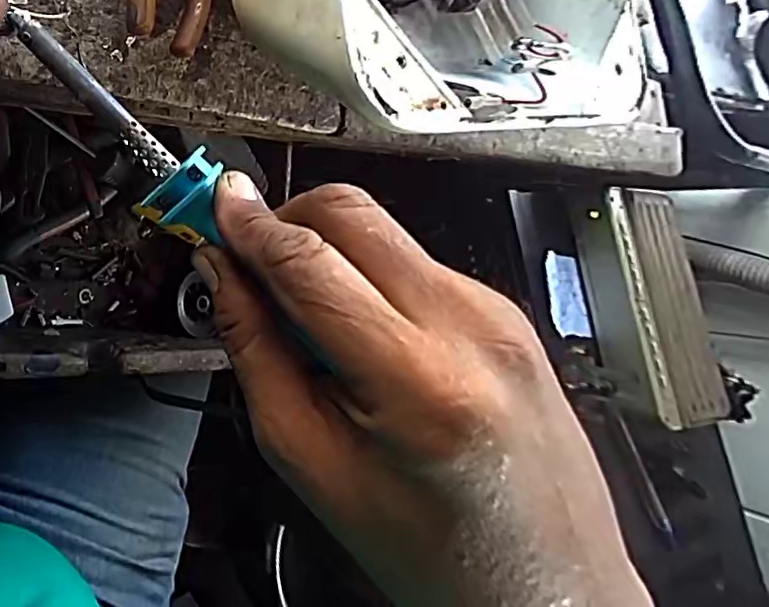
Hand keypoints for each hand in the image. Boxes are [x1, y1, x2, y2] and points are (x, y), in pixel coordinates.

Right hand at [196, 175, 649, 606]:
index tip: (218, 201)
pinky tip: (350, 320)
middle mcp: (468, 327)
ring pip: (376, 225)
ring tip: (300, 304)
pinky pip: (405, 254)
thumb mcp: (309, 456)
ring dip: (319, 242)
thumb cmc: (434, 548)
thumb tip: (222, 272)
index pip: (310, 260)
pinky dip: (358, 266)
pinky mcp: (498, 307)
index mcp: (419, 381)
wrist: (550, 590)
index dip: (250, 223)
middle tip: (245, 249)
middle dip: (283, 216)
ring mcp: (491, 310)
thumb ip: (254, 349)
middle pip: (348, 212)